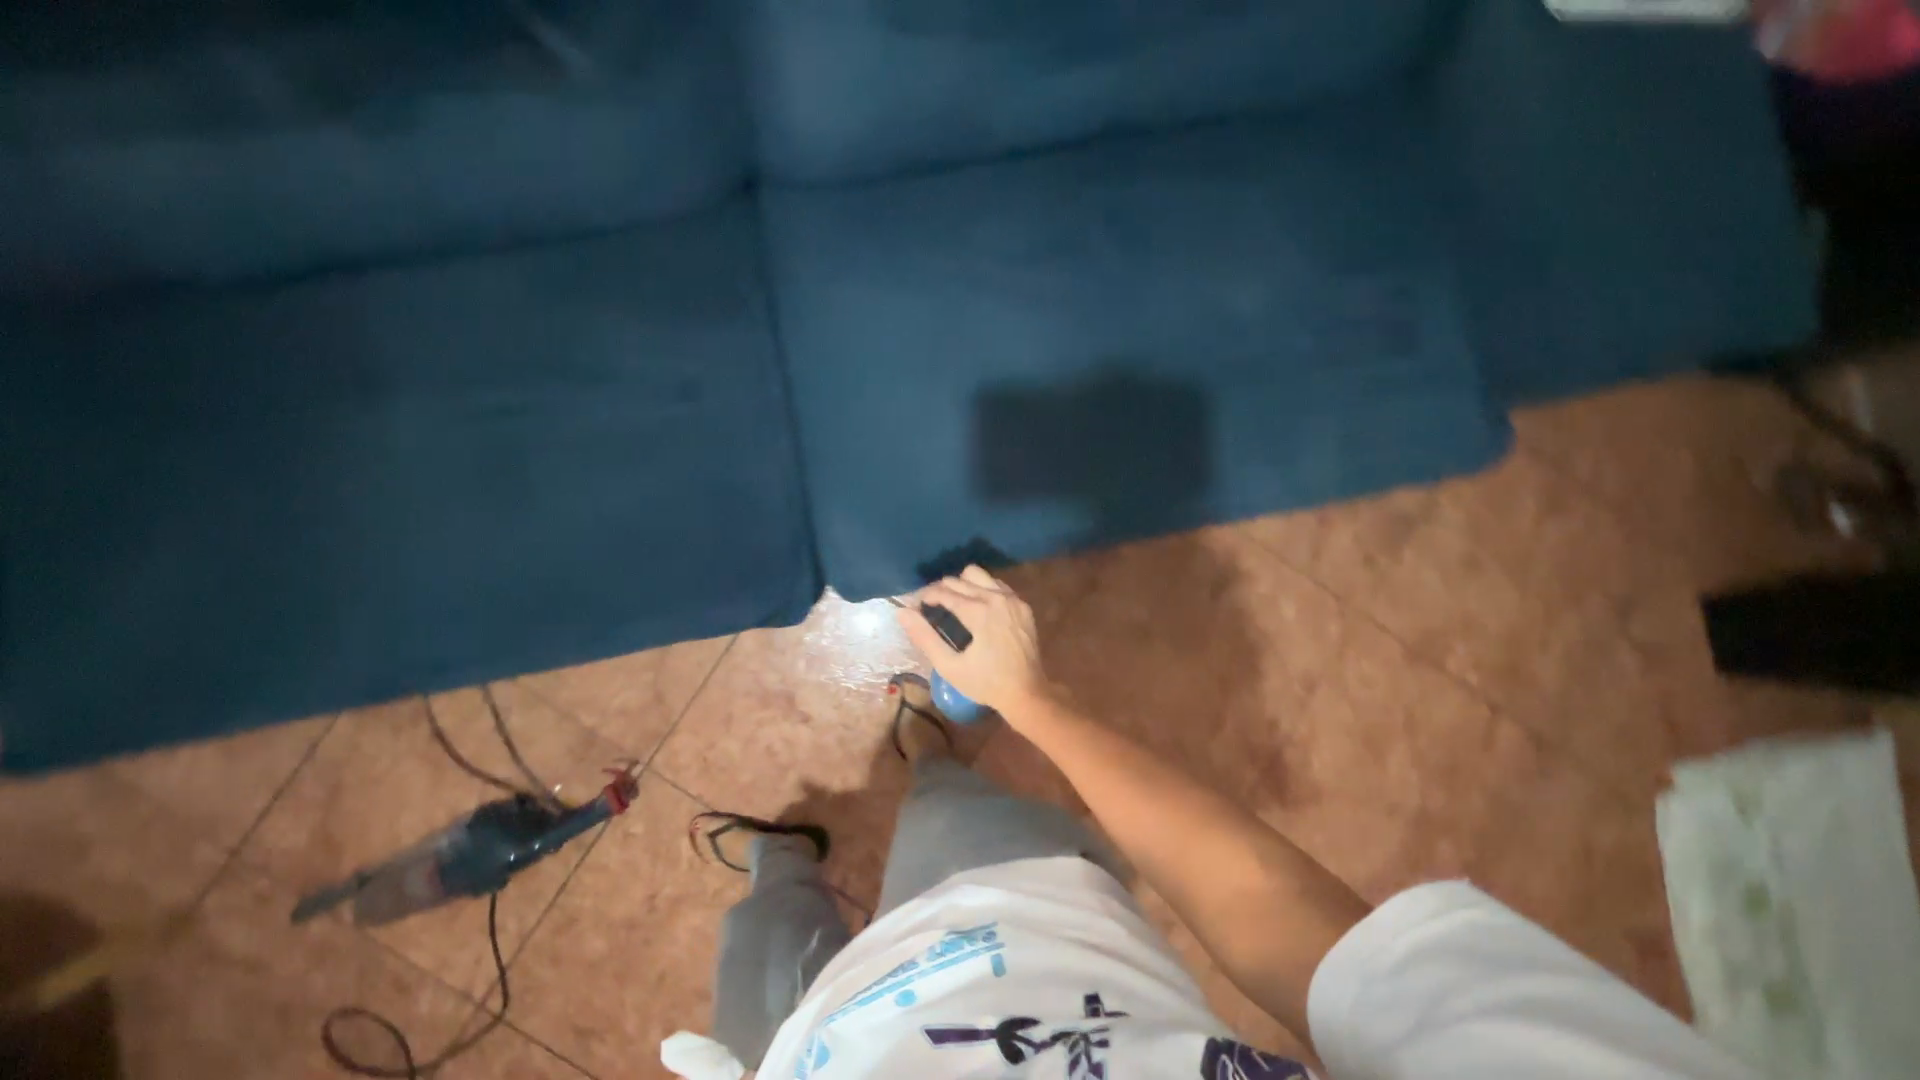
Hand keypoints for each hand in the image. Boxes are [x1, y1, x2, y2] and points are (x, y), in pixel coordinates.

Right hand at [896, 565, 1054, 717]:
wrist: (1026, 693)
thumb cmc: (985, 683)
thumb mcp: (949, 666)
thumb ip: (925, 638)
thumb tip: (903, 613)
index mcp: (979, 611)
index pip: (944, 592)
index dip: (926, 596)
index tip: (915, 605)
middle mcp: (997, 597)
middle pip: (961, 578)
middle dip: (941, 589)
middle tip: (929, 606)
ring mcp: (1013, 599)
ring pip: (980, 575)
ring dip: (962, 584)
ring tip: (952, 603)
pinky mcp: (1023, 606)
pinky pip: (997, 585)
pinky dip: (982, 589)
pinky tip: (976, 607)